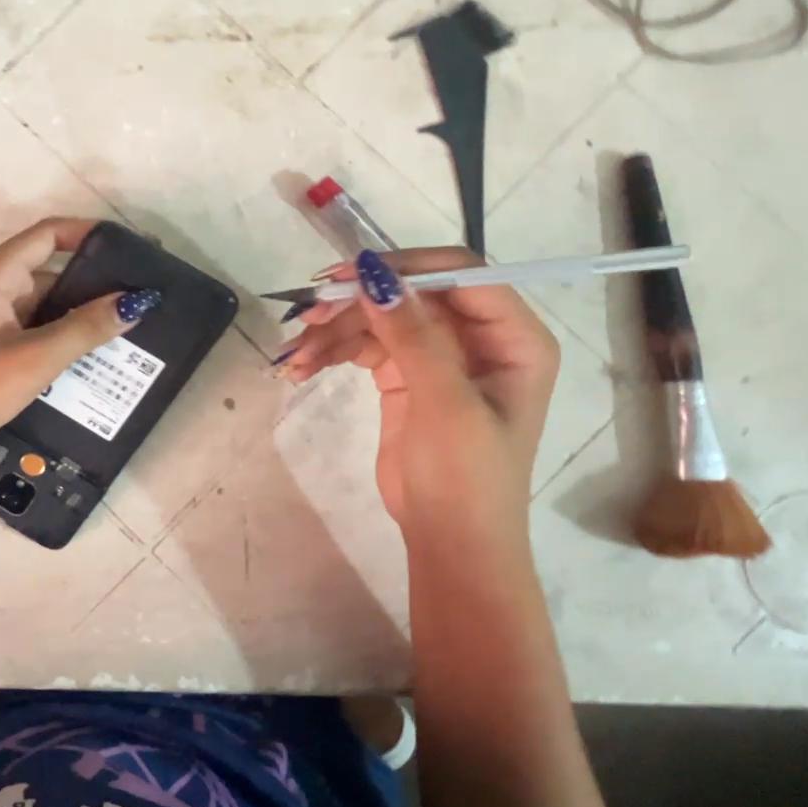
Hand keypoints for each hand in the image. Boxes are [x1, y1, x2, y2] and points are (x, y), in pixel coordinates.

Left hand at [0, 218, 158, 495]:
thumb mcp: (35, 357)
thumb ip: (85, 328)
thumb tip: (134, 302)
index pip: (48, 235)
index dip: (88, 234)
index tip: (130, 248)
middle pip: (51, 270)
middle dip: (94, 281)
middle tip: (142, 295)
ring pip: (47, 305)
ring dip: (82, 314)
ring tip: (134, 324)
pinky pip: (38, 332)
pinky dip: (66, 337)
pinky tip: (100, 354)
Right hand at [277, 249, 559, 537]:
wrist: (450, 538)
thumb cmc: (467, 475)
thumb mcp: (445, 403)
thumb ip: (413, 336)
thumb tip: (372, 276)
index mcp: (513, 338)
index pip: (459, 275)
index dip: (402, 268)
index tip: (344, 278)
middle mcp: (478, 337)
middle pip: (409, 294)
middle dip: (355, 303)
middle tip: (305, 314)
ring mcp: (438, 356)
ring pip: (378, 318)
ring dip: (333, 331)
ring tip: (294, 355)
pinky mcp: (404, 375)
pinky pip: (364, 345)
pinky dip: (331, 352)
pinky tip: (300, 367)